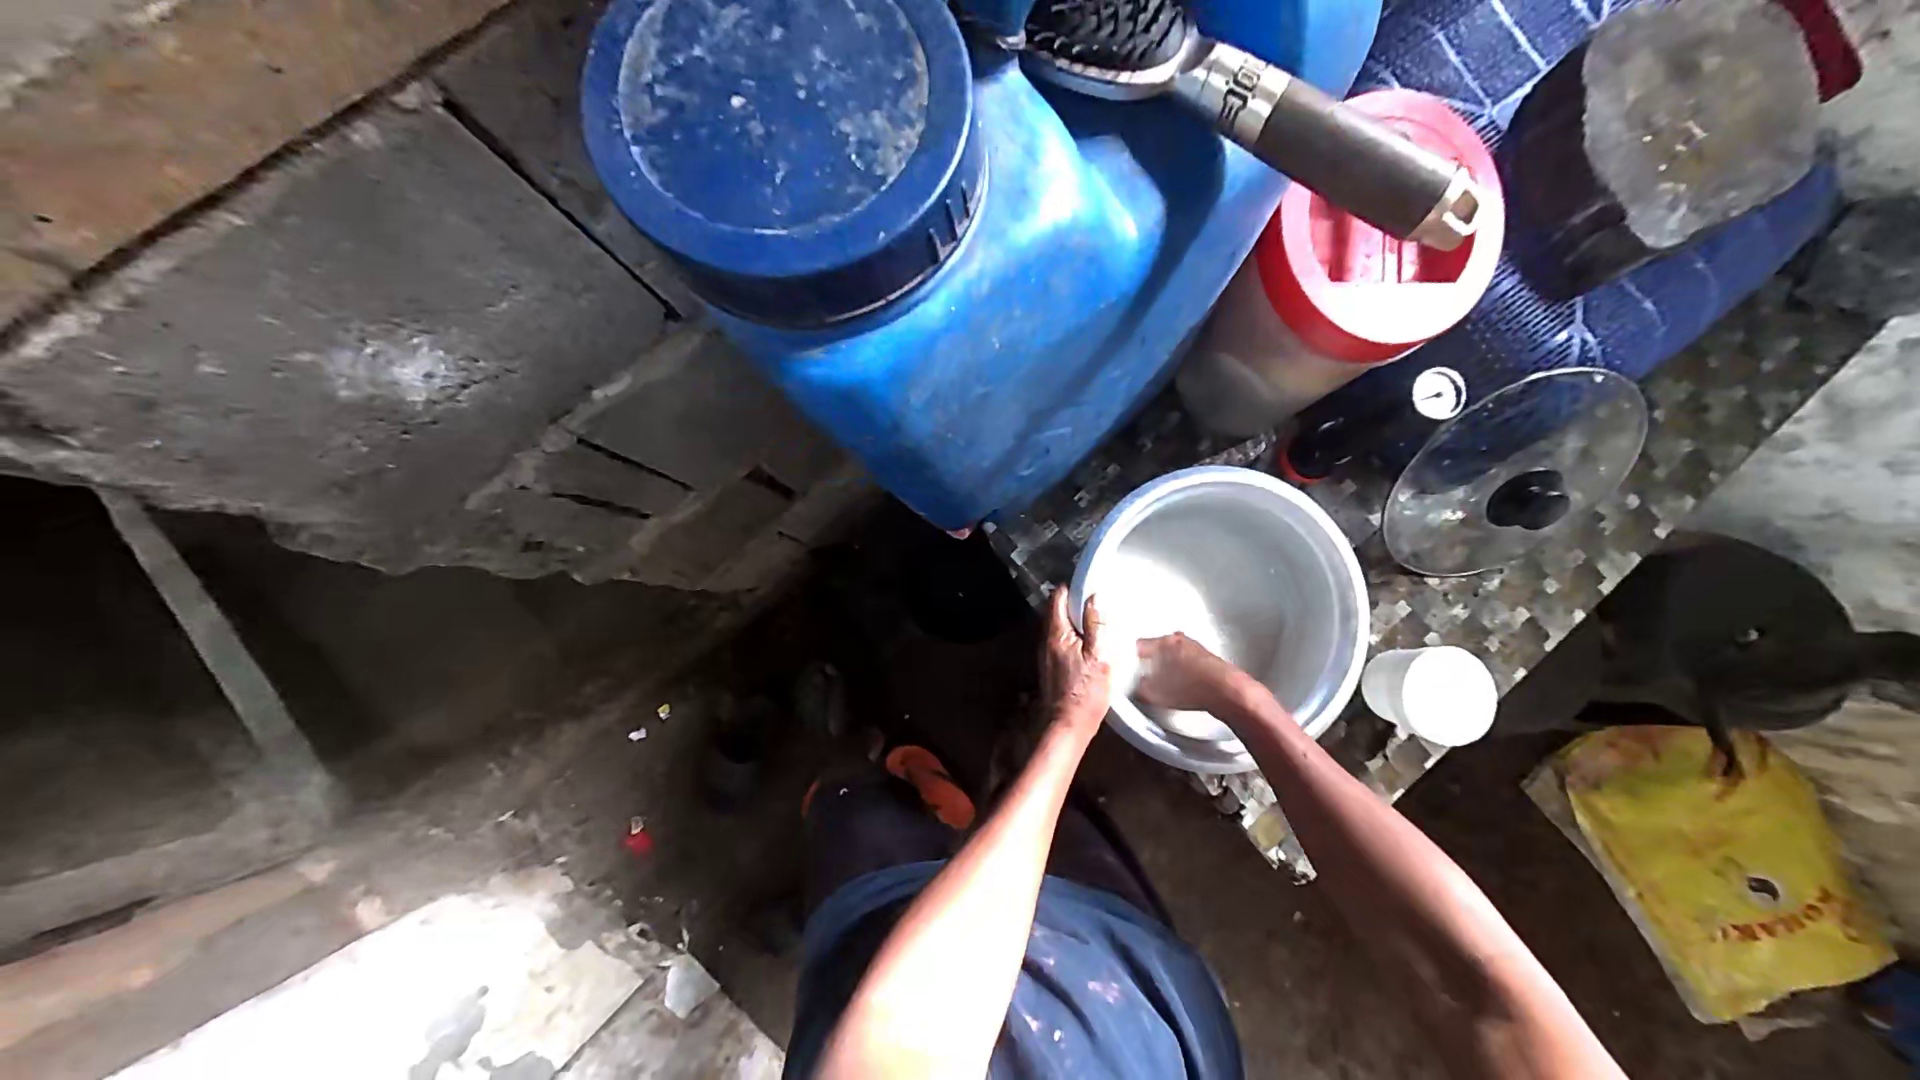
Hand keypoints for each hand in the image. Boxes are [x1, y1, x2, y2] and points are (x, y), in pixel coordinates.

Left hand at [1041, 589, 1109, 733]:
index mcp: (1056, 633)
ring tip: (1096, 622)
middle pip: (1056, 611)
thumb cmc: (1086, 691)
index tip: (1090, 588)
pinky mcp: (1051, 665)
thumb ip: (1096, 625)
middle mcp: (1045, 639)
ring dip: (1075, 621)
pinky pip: (1061, 640)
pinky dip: (1073, 636)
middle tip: (1097, 603)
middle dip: (1074, 603)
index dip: (1072, 588)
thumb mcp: (1099, 656)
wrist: (1068, 724)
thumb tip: (1093, 598)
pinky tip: (1089, 643)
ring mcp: (1046, 653)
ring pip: (1059, 626)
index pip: (1057, 598)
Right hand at [1135, 633, 1244, 712]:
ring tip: (1163, 681)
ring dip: (1165, 663)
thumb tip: (1135, 686)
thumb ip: (1139, 688)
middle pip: (1155, 647)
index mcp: (1162, 642)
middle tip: (1143, 675)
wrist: (1227, 693)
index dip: (1129, 658)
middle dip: (1148, 660)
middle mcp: (1177, 639)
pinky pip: (1184, 658)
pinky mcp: (1206, 656)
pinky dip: (1179, 666)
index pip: (1137, 645)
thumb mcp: (1155, 695)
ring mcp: (1194, 645)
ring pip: (1170, 651)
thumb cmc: (1190, 690)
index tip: (1127, 669)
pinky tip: (1181, 681)